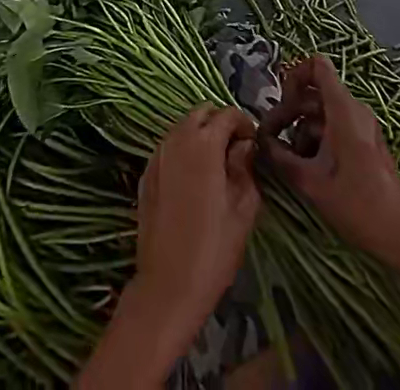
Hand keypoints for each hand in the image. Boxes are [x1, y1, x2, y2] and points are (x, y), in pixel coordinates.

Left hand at [133, 105, 260, 318]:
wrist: (168, 285)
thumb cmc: (214, 246)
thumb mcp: (244, 206)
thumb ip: (246, 166)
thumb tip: (244, 146)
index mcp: (204, 143)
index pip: (228, 114)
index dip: (245, 124)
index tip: (254, 146)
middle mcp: (176, 140)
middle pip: (201, 113)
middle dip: (220, 123)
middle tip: (236, 151)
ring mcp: (157, 156)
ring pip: (182, 128)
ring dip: (200, 135)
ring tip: (217, 166)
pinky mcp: (146, 174)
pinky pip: (169, 148)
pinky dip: (184, 150)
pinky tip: (194, 180)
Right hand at [259, 56, 399, 257]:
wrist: (398, 231)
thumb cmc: (356, 203)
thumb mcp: (309, 181)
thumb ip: (279, 157)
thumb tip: (259, 142)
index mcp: (343, 109)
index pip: (317, 66)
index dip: (294, 77)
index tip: (280, 104)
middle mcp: (353, 110)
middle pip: (313, 94)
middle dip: (287, 113)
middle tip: (268, 141)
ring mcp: (359, 125)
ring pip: (320, 113)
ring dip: (298, 131)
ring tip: (286, 161)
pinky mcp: (362, 141)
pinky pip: (331, 128)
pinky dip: (314, 141)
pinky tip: (304, 168)